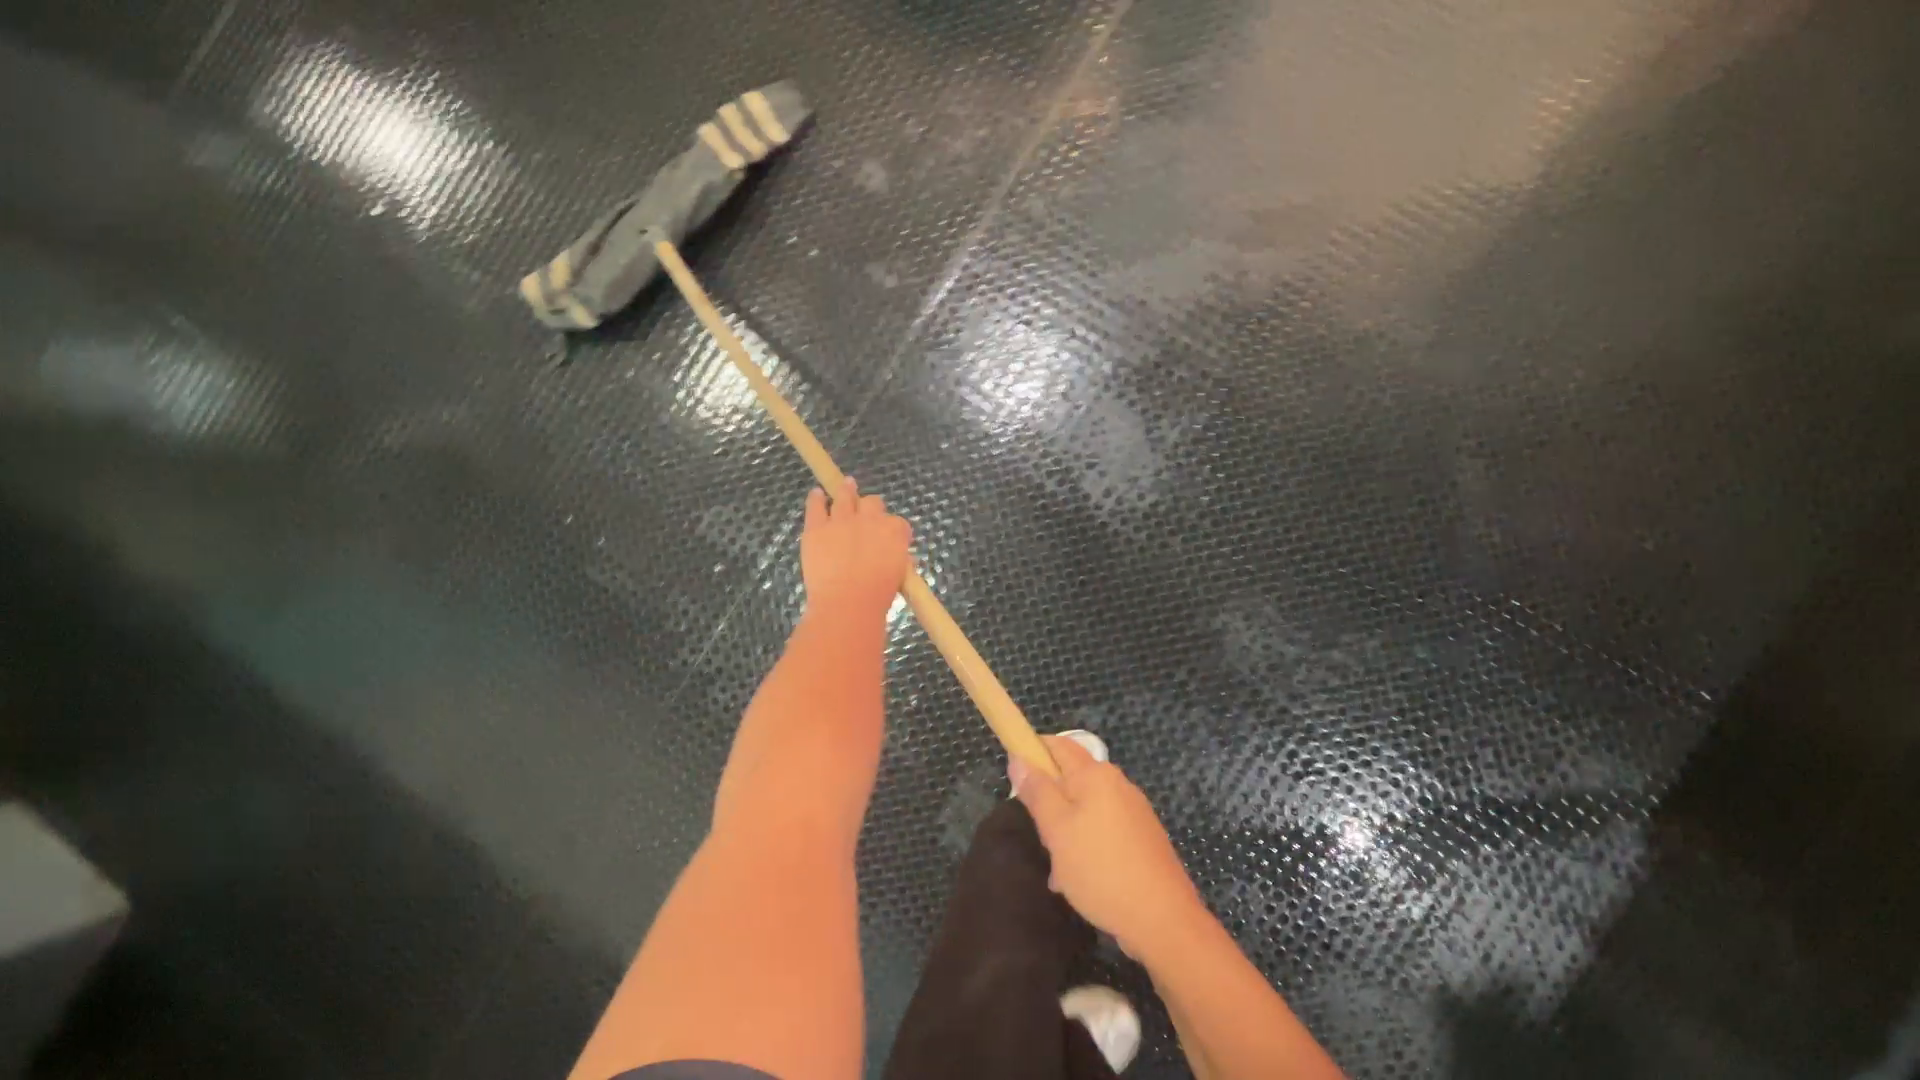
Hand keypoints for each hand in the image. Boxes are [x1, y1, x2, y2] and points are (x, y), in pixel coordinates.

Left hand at [801, 477, 912, 620]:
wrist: (847, 602)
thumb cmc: (877, 596)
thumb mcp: (899, 578)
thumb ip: (900, 562)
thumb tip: (903, 559)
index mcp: (894, 532)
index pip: (897, 523)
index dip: (893, 528)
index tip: (888, 537)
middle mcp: (870, 519)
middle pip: (873, 502)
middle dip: (871, 506)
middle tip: (866, 511)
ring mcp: (841, 520)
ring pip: (845, 496)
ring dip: (846, 490)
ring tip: (846, 484)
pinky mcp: (817, 527)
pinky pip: (816, 506)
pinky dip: (817, 499)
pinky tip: (817, 494)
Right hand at [1011, 736, 1206, 958]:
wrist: (1162, 919)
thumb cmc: (1101, 870)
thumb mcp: (1057, 831)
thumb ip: (1037, 792)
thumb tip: (1019, 757)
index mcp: (1097, 775)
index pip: (1059, 745)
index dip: (1033, 752)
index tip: (1014, 779)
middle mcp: (1118, 785)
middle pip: (1072, 779)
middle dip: (1049, 803)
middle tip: (1040, 836)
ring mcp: (1134, 812)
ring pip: (1086, 809)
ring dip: (1066, 832)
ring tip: (1059, 869)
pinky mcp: (1142, 838)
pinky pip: (1103, 830)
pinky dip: (1086, 846)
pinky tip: (1080, 879)